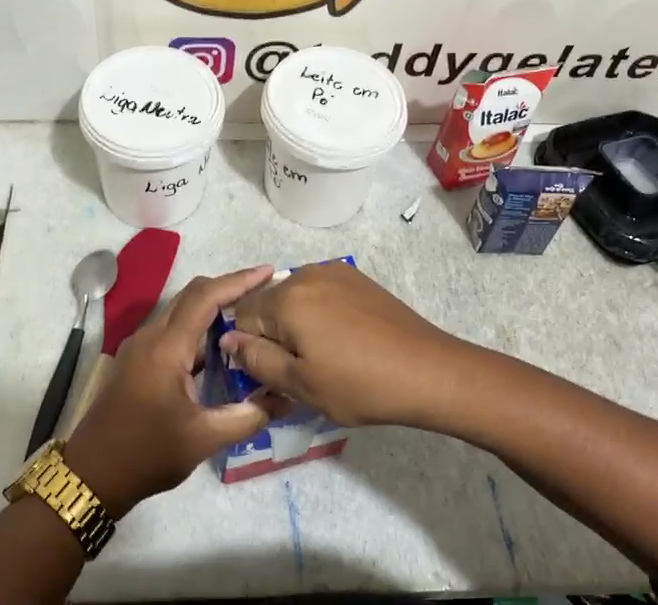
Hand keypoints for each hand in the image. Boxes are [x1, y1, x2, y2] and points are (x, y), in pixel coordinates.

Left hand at [65, 266, 283, 514]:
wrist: (93, 474)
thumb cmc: (148, 454)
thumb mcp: (205, 438)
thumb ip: (248, 415)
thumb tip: (287, 398)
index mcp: (166, 348)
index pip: (205, 298)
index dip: (238, 281)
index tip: (268, 273)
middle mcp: (150, 336)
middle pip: (191, 295)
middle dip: (228, 288)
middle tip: (263, 293)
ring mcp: (139, 346)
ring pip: (180, 312)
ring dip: (211, 309)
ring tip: (247, 318)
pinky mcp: (135, 359)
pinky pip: (170, 329)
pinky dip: (196, 328)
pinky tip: (218, 347)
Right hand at [219, 261, 468, 429]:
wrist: (429, 371)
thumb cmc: (360, 385)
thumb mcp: (300, 384)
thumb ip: (257, 359)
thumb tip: (228, 339)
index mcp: (286, 298)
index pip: (241, 315)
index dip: (247, 346)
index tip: (269, 372)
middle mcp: (305, 274)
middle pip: (267, 302)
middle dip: (272, 333)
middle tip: (298, 371)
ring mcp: (335, 273)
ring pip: (294, 298)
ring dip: (296, 324)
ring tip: (324, 358)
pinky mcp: (357, 279)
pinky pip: (320, 293)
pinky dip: (320, 315)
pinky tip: (343, 342)